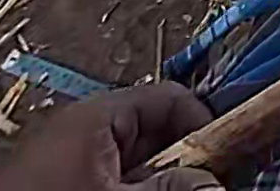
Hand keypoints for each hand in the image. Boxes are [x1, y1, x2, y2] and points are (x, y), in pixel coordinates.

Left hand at [0, 83, 221, 190]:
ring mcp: (67, 163)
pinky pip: (108, 180)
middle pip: (154, 132)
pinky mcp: (56, 186)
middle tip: (202, 187)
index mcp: (99, 116)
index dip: (201, 123)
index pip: (168, 98)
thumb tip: (217, 187)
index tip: (223, 162)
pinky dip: (128, 190)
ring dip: (156, 181)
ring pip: (132, 163)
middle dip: (180, 160)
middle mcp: (85, 130)